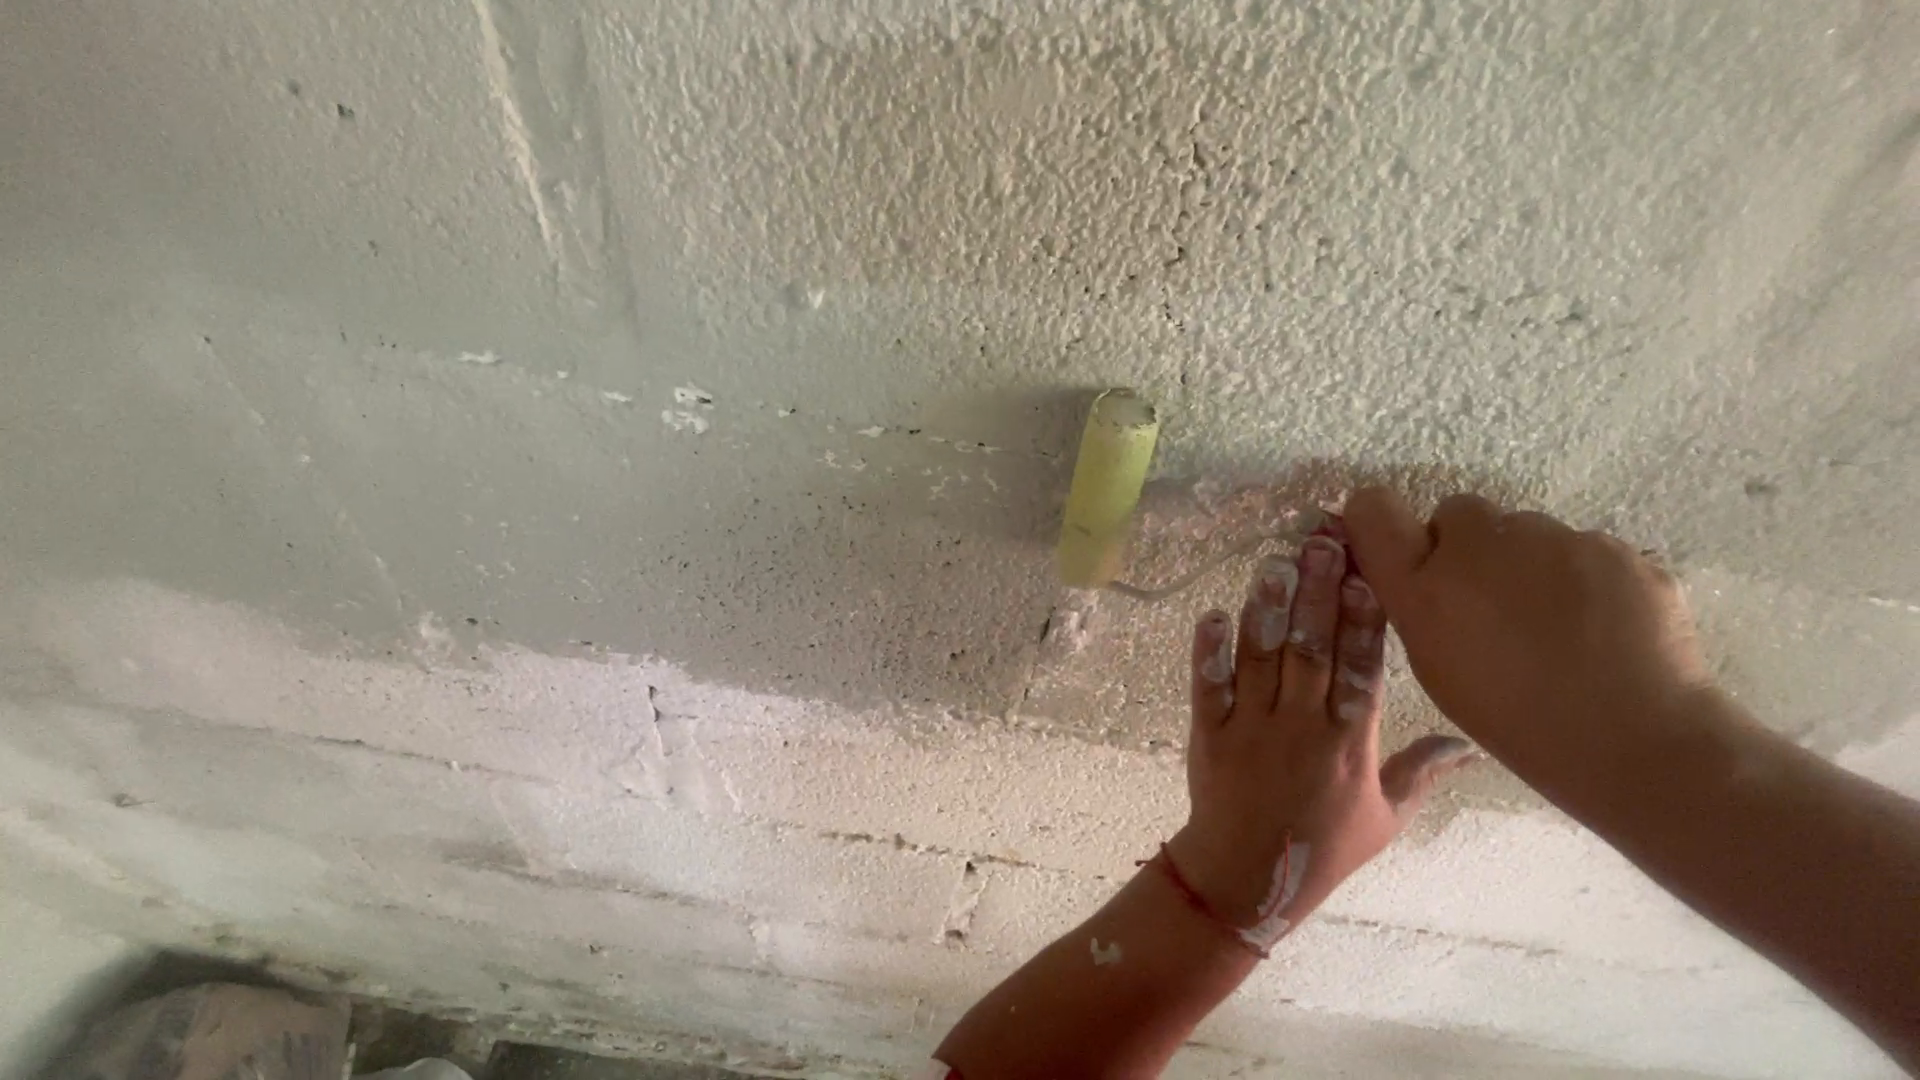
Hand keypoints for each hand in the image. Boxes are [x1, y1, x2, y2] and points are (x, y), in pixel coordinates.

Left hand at [1167, 534, 1476, 948]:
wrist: (1248, 876)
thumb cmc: (1322, 847)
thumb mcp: (1386, 817)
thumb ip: (1422, 773)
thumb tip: (1469, 743)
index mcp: (1350, 744)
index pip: (1362, 671)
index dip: (1364, 622)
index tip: (1368, 576)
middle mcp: (1302, 727)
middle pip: (1312, 650)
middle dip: (1317, 594)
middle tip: (1321, 544)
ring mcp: (1251, 726)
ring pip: (1261, 659)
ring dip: (1267, 610)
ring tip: (1274, 564)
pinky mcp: (1208, 731)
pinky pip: (1208, 686)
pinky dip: (1209, 651)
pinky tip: (1214, 614)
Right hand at [1343, 489, 1714, 759]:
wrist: (1633, 740)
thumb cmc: (1510, 713)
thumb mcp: (1431, 659)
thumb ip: (1414, 597)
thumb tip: (1414, 558)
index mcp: (1422, 582)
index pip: (1374, 508)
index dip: (1384, 522)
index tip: (1408, 553)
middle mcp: (1479, 544)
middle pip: (1461, 514)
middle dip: (1468, 546)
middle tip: (1489, 601)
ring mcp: (1555, 540)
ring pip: (1528, 532)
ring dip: (1528, 561)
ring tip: (1553, 622)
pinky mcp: (1618, 550)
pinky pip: (1587, 550)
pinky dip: (1586, 578)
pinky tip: (1599, 626)